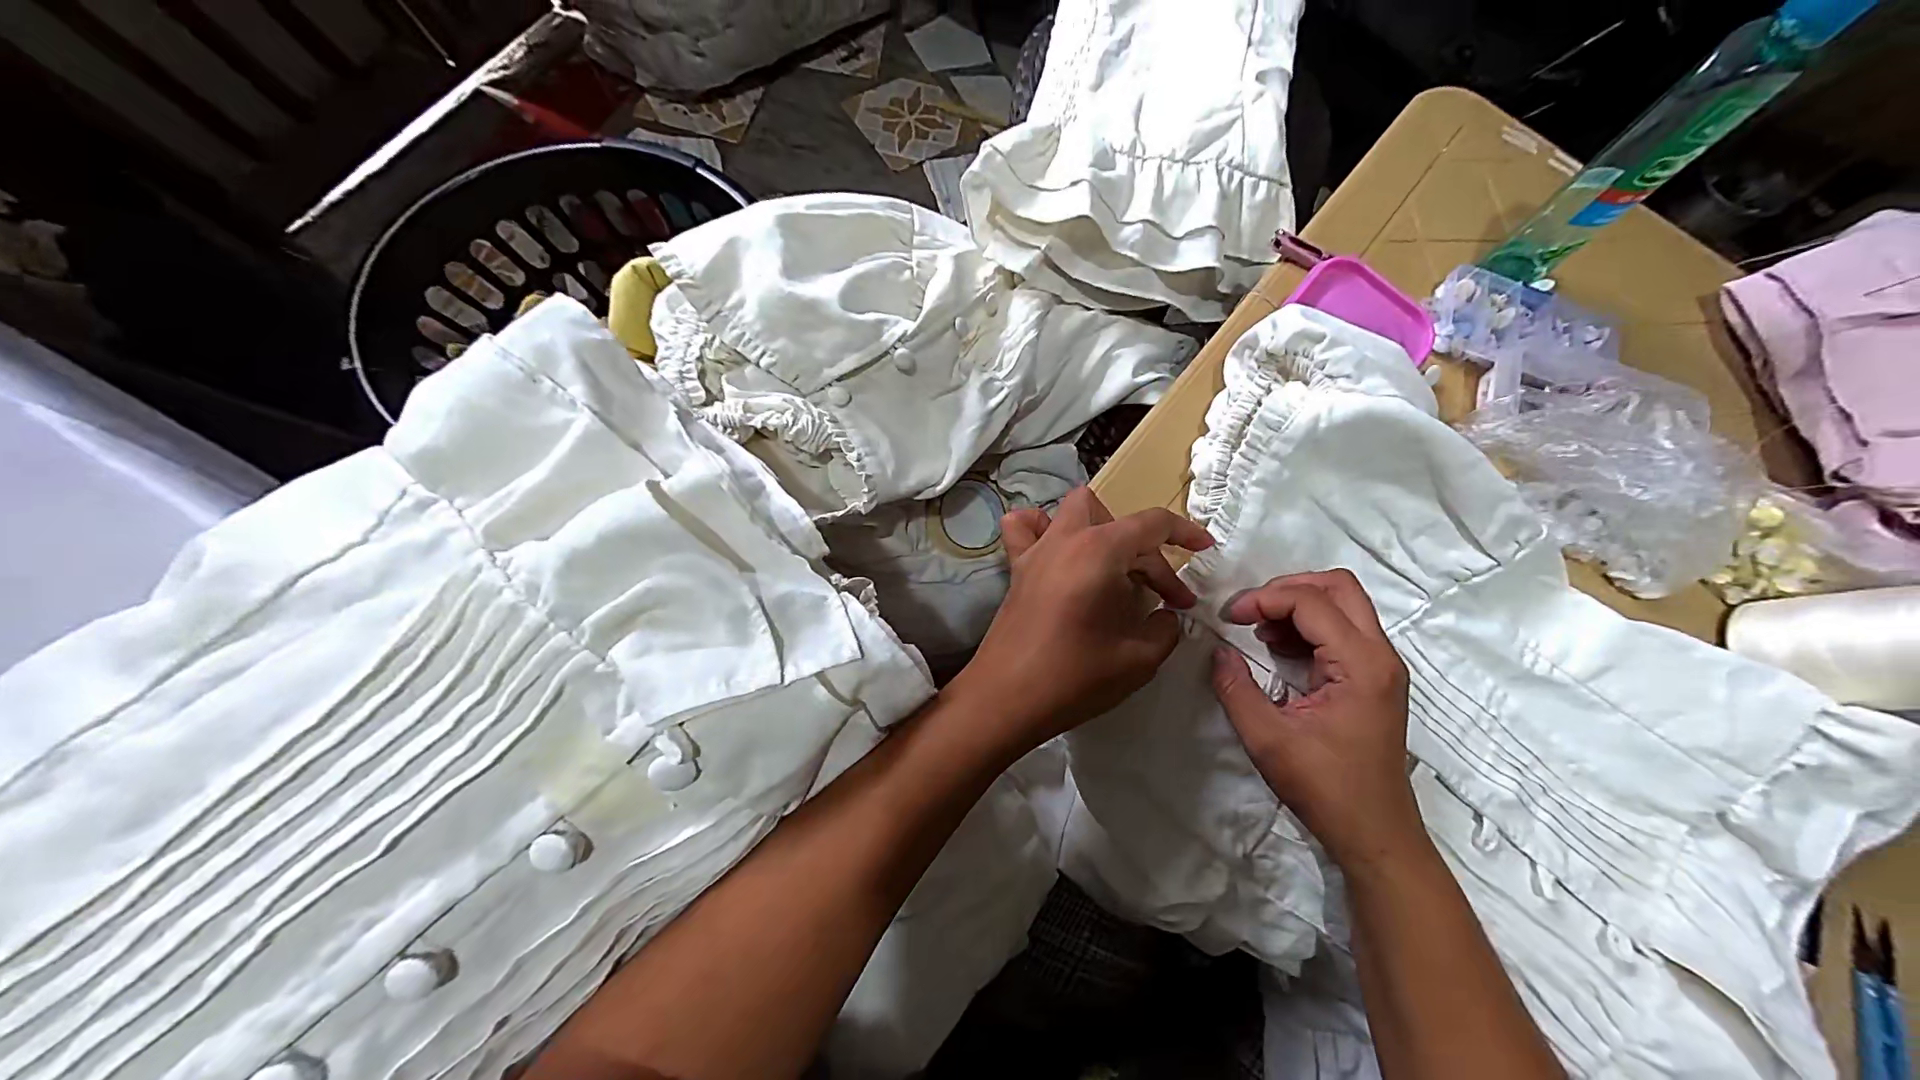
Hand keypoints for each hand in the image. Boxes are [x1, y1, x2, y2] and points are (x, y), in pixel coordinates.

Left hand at [950, 488, 1214, 757]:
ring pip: (1073, 511)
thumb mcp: (1139, 659)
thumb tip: (1167, 615)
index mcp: (1100, 551)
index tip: (1205, 550)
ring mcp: (1036, 551)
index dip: (1185, 533)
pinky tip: (1060, 554)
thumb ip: (1165, 629)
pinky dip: (1045, 529)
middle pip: (1116, 520)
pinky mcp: (1017, 570)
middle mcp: (1066, 539)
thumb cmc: (1075, 678)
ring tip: (1113, 569)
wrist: (1006, 699)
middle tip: (1157, 593)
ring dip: (1101, 530)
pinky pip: (1025, 528)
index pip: (1152, 523)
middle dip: (1145, 549)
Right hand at [1209, 570, 1421, 868]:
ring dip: (1297, 605)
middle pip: (1339, 587)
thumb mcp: (1266, 738)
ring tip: (1259, 631)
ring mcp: (1381, 666)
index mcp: (1361, 664)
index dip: (1263, 599)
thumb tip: (1218, 651)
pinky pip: (1343, 630)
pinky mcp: (1374, 679)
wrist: (1374, 833)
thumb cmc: (1324, 787)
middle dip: (1287, 588)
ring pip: (1343, 604)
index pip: (1311, 602)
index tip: (1228, 618)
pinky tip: (1278, 650)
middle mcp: (1380, 655)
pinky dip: (1307, 626)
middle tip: (1249, 611)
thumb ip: (1236, 688)